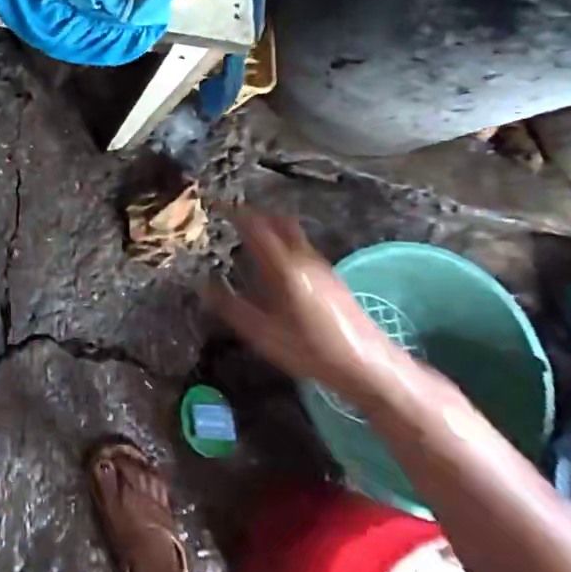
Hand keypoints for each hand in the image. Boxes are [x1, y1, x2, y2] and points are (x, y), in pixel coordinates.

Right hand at [209, 211, 398, 392]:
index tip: (218, 206)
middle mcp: (305, 258)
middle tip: (235, 218)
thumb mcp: (264, 335)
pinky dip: (286, 243)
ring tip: (251, 239)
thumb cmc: (311, 351)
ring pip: (294, 233)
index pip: (257, 227)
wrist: (368, 365)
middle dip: (257, 215)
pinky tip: (278, 266)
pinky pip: (303, 247)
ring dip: (273, 228)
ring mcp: (322, 266)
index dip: (236, 213)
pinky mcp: (333, 277)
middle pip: (280, 222)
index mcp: (285, 268)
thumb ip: (232, 308)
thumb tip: (203, 286)